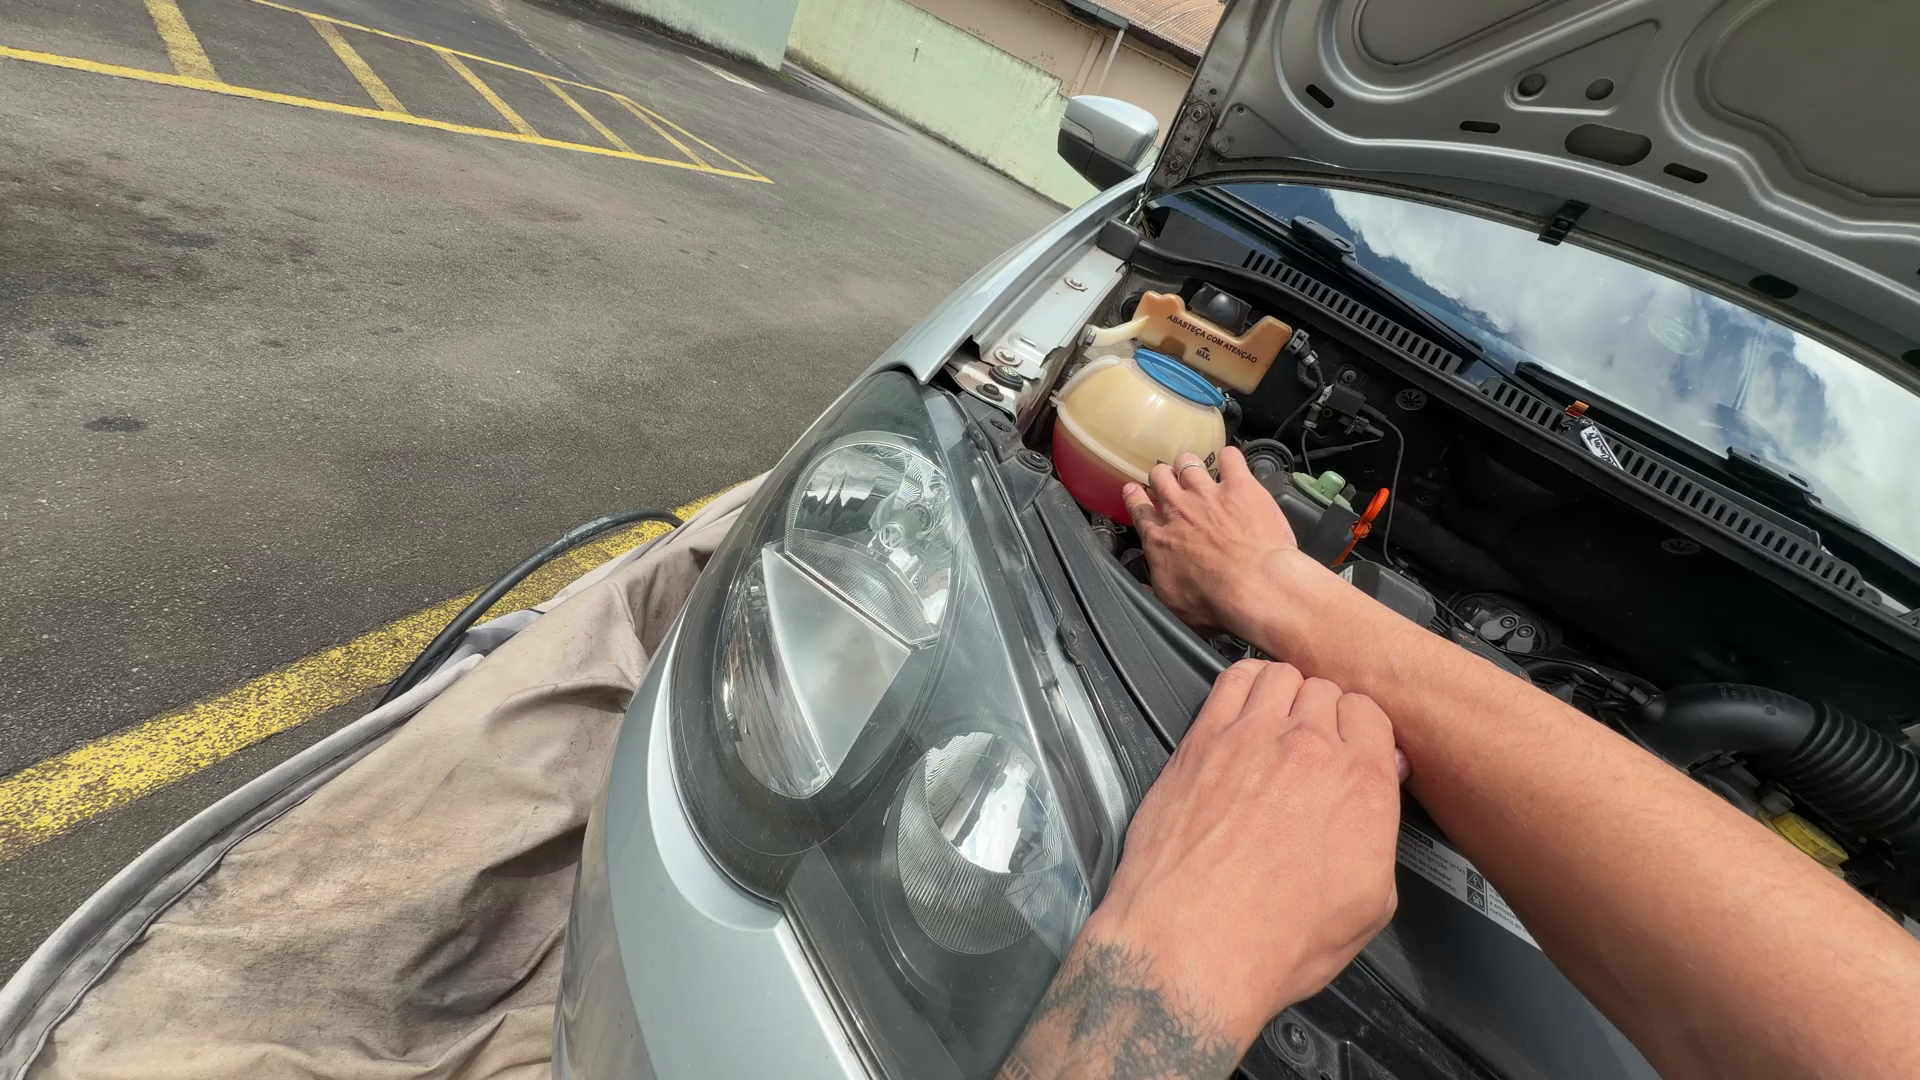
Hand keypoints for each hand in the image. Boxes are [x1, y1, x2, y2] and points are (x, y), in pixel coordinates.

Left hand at [999, 660, 1401, 1079]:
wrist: (1192, 939)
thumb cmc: (1272, 936)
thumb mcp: (1369, 902)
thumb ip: (1379, 829)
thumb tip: (1377, 788)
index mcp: (1360, 786)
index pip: (1371, 715)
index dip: (1363, 728)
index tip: (1353, 743)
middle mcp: (1307, 749)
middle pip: (1326, 689)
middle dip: (1325, 709)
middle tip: (1313, 736)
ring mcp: (1249, 736)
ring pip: (1280, 674)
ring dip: (1286, 690)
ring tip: (1278, 716)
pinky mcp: (1202, 738)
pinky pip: (1230, 680)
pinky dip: (1244, 680)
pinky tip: (1242, 703)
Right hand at [1121, 446, 1299, 637]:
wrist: (1255, 586)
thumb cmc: (1216, 601)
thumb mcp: (1174, 606)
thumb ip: (1157, 590)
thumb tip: (1146, 591)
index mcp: (1160, 539)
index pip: (1139, 509)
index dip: (1135, 496)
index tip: (1135, 491)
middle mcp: (1179, 510)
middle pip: (1160, 477)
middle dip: (1162, 476)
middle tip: (1169, 482)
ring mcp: (1208, 494)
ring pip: (1188, 462)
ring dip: (1190, 464)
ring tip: (1196, 469)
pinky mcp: (1240, 486)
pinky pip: (1230, 457)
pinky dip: (1229, 457)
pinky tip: (1231, 462)